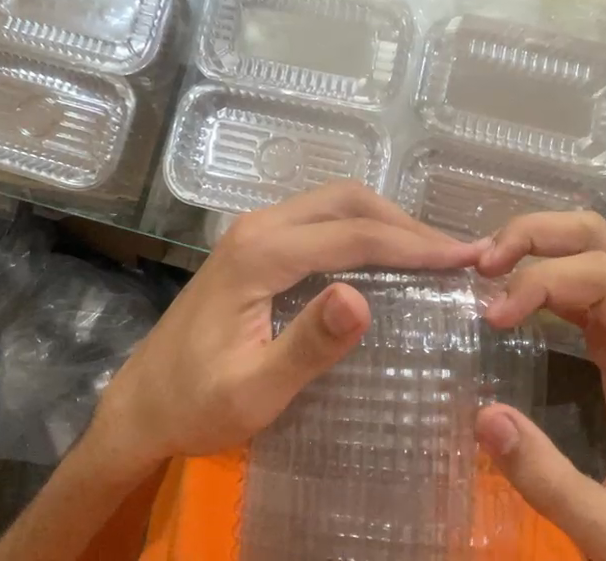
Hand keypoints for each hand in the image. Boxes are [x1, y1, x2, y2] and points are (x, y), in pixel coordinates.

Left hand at [89, 182, 481, 465]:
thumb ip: (307, 345)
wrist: (142, 403)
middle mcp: (258, 226)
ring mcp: (255, 231)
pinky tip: (385, 259)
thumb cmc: (196, 404)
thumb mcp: (253, 389)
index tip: (463, 260)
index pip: (351, 235)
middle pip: (345, 202)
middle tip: (455, 255)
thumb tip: (362, 297)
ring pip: (333, 205)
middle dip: (404, 224)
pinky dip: (361, 231)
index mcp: (259, 252)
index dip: (411, 246)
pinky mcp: (256, 245)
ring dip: (385, 222)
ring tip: (432, 256)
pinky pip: (320, 221)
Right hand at [474, 212, 605, 560]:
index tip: (492, 319)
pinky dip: (538, 274)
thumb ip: (552, 484)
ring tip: (481, 273)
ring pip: (589, 251)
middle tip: (481, 266)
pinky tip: (504, 299)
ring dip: (534, 247)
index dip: (542, 280)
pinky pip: (580, 285)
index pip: (605, 277)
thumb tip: (484, 416)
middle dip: (536, 234)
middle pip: (599, 240)